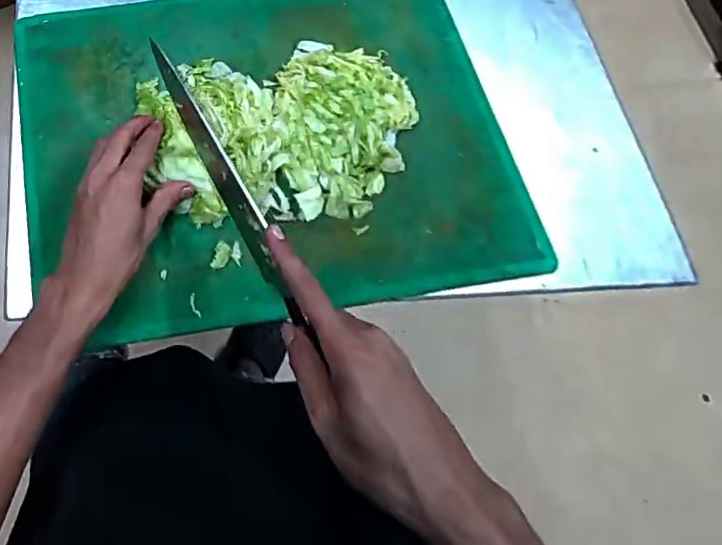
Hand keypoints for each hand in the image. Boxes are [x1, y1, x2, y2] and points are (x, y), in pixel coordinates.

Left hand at [42, 117, 196, 339]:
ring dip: (118, 134)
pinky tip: (116, 155)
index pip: (140, 150)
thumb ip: (164, 201)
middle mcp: (102, 176)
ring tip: (134, 132)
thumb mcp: (147, 230)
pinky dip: (107, 148)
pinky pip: (94, 159)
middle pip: (117, 139)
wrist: (81, 278)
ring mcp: (87, 181)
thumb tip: (186, 185)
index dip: (152, 135)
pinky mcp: (79, 190)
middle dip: (133, 126)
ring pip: (102, 146)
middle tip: (149, 120)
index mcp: (123, 184)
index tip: (161, 124)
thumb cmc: (119, 259)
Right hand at [266, 226, 542, 544]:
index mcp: (349, 348)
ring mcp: (390, 347)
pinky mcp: (400, 362)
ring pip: (342, 335)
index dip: (288, 261)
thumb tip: (292, 330)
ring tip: (341, 410)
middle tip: (313, 389)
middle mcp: (371, 336)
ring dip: (330, 357)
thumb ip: (306, 370)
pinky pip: (360, 347)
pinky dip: (347, 363)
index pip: (310, 293)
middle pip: (325, 319)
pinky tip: (358, 406)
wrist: (449, 490)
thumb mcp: (328, 423)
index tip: (273, 230)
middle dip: (309, 338)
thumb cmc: (381, 461)